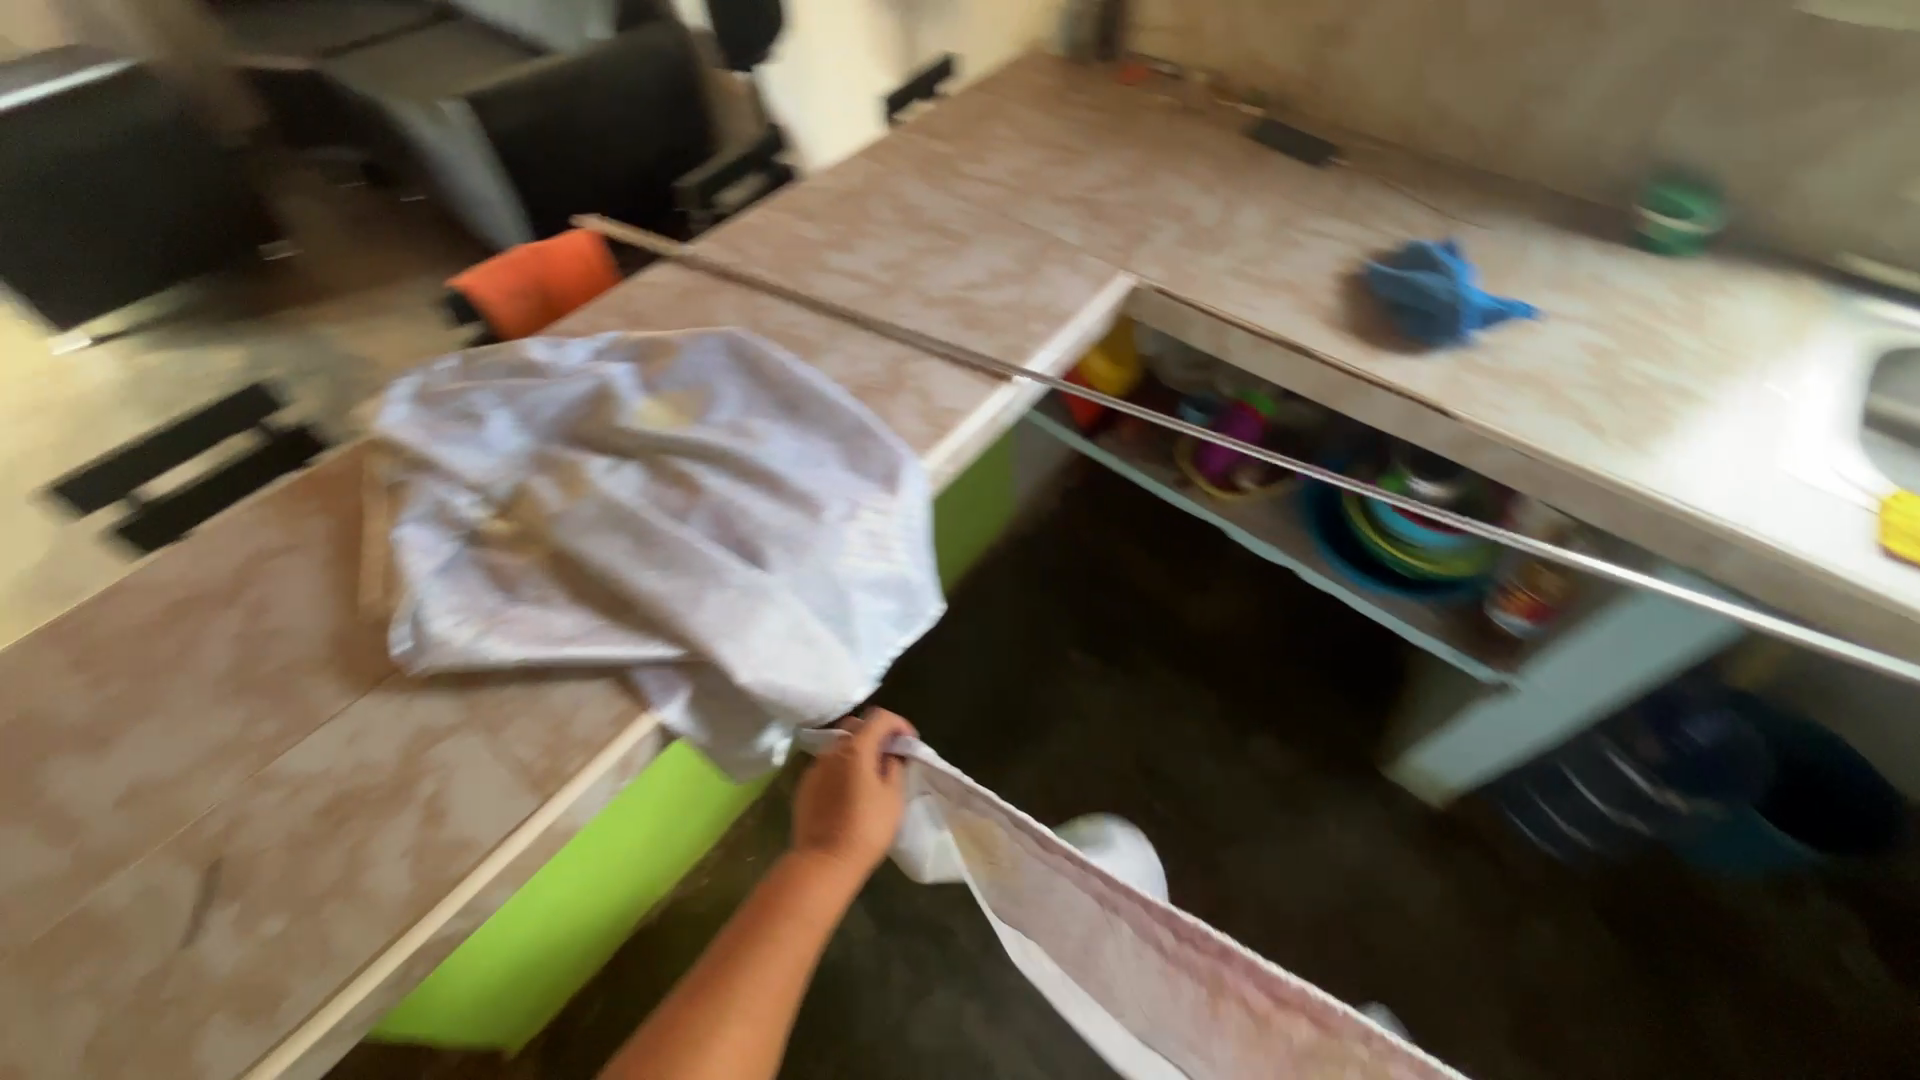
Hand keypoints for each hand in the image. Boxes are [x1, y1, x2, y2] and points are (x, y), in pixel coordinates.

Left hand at [790, 708, 915, 883]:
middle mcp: (831, 751)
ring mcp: (814, 768)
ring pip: (839, 746)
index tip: (909, 742)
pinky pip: (827, 766)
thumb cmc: (866, 828)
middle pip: (855, 726)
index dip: (899, 724)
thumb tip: (889, 755)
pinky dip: (842, 768)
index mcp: (856, 749)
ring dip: (857, 751)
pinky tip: (849, 791)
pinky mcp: (805, 786)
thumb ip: (894, 768)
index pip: (879, 717)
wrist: (823, 861)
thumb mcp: (893, 798)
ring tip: (870, 775)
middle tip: (889, 754)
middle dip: (875, 733)